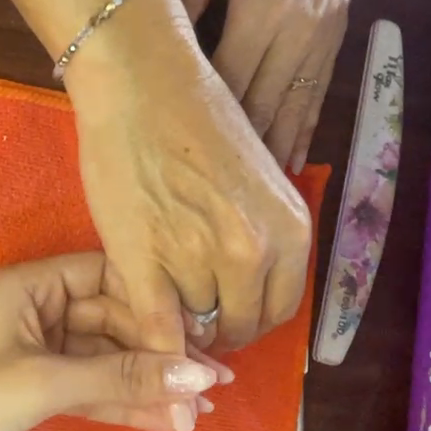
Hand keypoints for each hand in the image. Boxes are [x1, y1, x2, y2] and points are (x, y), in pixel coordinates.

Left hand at [0, 252, 231, 430]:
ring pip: (104, 359)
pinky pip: (88, 386)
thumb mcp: (44, 383)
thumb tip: (199, 377)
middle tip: (215, 385)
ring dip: (147, 383)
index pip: (108, 277)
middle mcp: (36, 308)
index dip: (155, 304)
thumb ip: (121, 377)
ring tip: (203, 410)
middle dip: (159, 354)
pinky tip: (166, 421)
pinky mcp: (34, 386)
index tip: (204, 335)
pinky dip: (121, 402)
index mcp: (30, 285)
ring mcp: (36, 349)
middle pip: (112, 321)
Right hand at [67, 1, 312, 351]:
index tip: (225, 317)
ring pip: (193, 325)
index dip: (249, 319)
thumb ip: (259, 233)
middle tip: (188, 320)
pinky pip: (156, 328)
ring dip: (177, 322)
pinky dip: (153, 344)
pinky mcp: (144, 263)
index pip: (280, 309)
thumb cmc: (196, 116)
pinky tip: (143, 339)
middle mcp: (254, 253)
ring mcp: (197, 261)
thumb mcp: (257, 179)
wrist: (139, 85)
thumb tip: (239, 280)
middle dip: (215, 331)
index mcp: (290, 229)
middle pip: (238, 325)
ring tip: (157, 303)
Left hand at [176, 0, 388, 173]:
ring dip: (269, 153)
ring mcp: (321, 40)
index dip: (205, 115)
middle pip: (260, 102)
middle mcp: (296, 32)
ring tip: (246, 195)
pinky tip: (289, 164)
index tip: (180, 151)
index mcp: (262, 7)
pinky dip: (302, 133)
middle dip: (235, 149)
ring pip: (292, 108)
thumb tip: (158, 40)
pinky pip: (316, 97)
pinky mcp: (336, 42)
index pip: (228, 75)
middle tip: (207, 190)